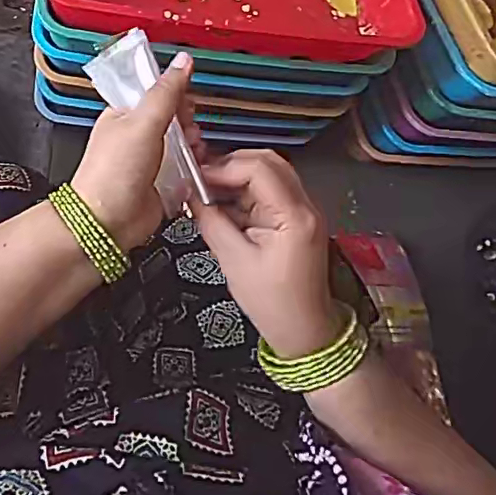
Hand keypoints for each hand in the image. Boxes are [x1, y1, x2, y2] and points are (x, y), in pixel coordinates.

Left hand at [70, 52, 202, 247]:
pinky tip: (196, 169)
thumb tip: (182, 62)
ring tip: (192, 149)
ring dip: (193, 145)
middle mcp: (136, 136)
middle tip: (187, 127)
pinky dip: (194, 169)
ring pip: (182, 144)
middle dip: (187, 121)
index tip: (185, 98)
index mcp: (123, 114)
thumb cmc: (111, 173)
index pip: (153, 91)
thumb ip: (166, 92)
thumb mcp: (142, 122)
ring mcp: (149, 161)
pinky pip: (185, 171)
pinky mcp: (161, 184)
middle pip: (173, 117)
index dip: (173, 92)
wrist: (107, 222)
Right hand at [189, 150, 336, 355]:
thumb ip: (211, 221)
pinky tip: (221, 206)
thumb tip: (191, 194)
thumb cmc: (274, 304)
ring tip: (206, 193)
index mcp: (295, 216)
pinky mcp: (293, 219)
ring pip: (266, 174)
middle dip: (229, 166)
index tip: (198, 177)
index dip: (224, 167)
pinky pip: (266, 192)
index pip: (259, 168)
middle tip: (200, 179)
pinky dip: (242, 193)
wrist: (304, 331)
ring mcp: (301, 211)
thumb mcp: (233, 261)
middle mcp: (304, 206)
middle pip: (266, 162)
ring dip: (234, 179)